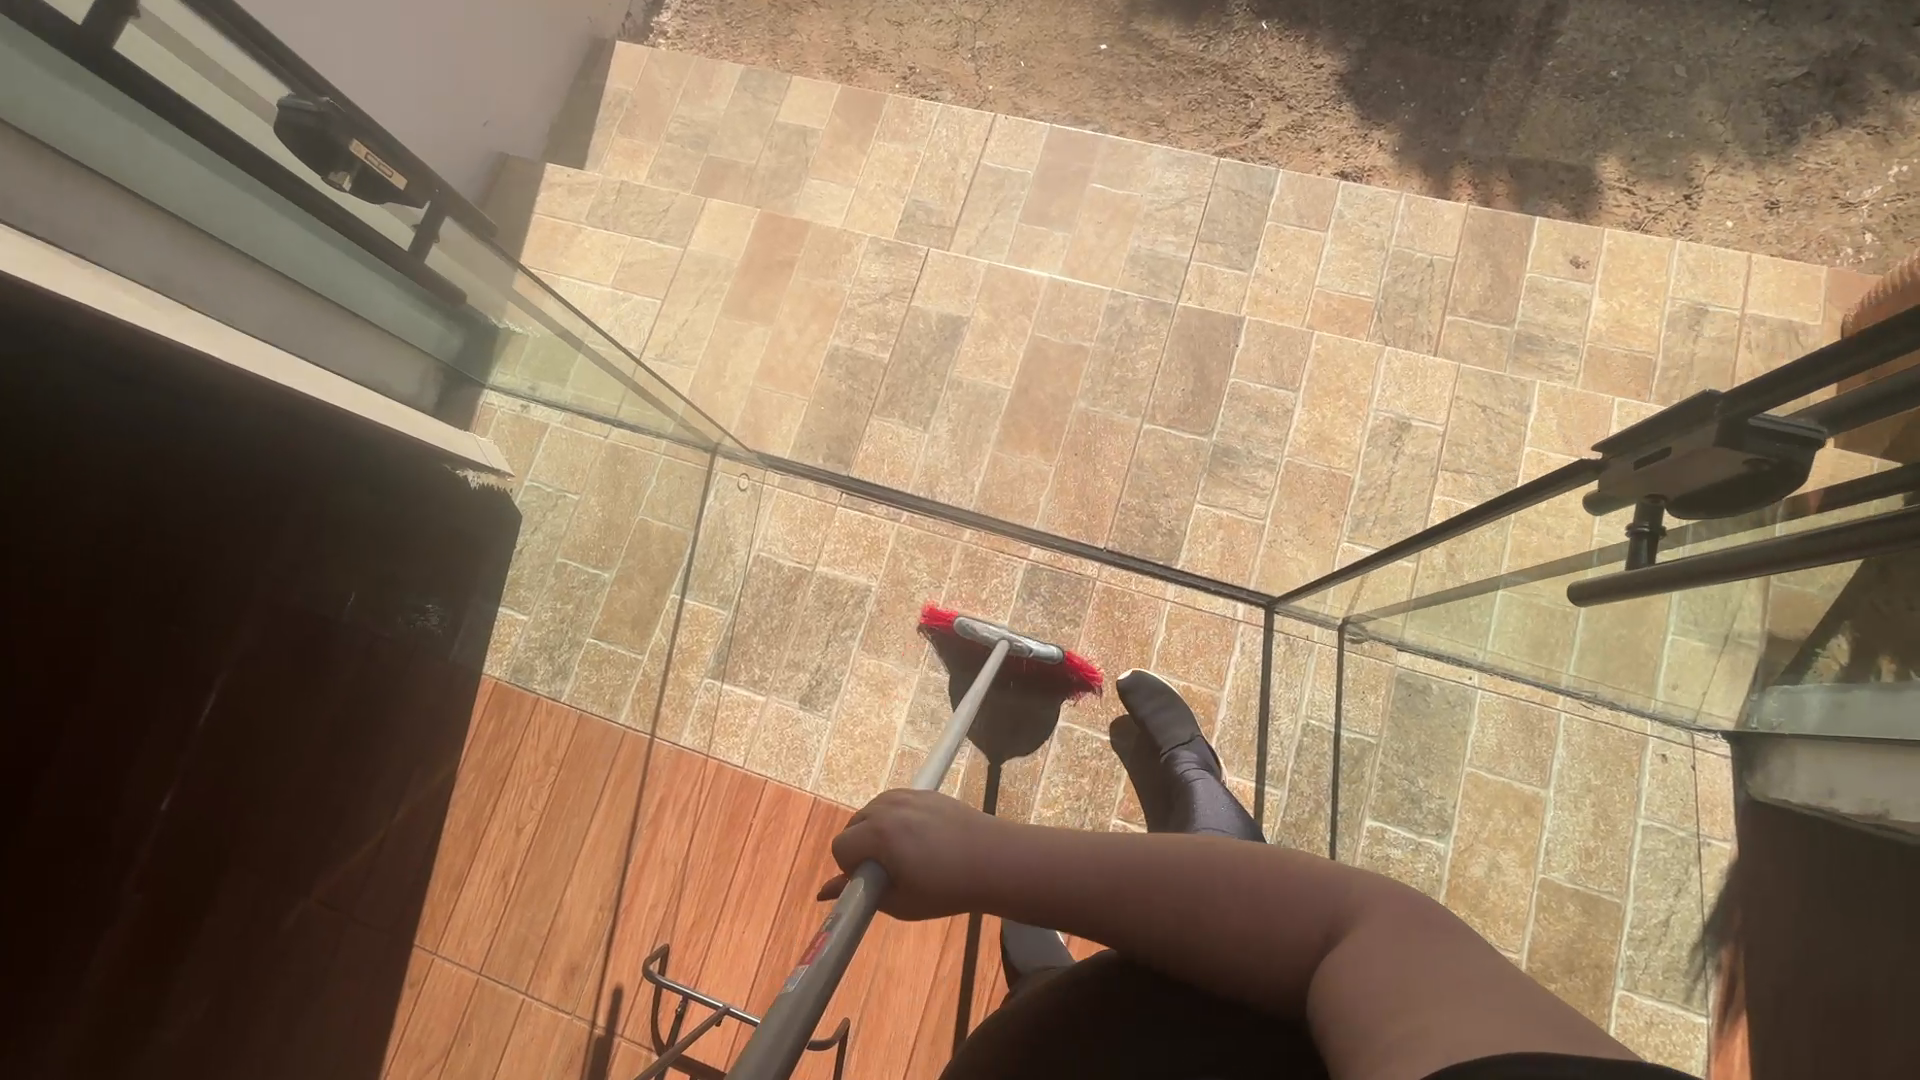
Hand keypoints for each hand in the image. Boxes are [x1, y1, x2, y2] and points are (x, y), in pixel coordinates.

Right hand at [817, 789, 1018, 919]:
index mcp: (878, 833)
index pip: (840, 847)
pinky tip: (918, 838)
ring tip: (905, 855)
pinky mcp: (924, 791)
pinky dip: (895, 819)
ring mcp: (907, 794)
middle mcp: (887, 806)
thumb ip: (857, 893)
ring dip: (876, 832)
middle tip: (889, 871)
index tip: (873, 882)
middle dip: (861, 848)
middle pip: (853, 825)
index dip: (850, 869)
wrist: (993, 859)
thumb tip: (823, 893)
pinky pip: (893, 803)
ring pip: (872, 812)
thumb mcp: (899, 901)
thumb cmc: (946, 889)